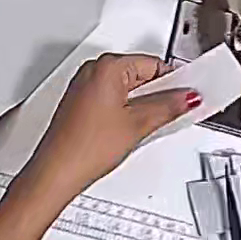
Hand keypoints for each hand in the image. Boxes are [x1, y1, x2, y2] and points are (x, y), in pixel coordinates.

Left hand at [20, 54, 197, 203]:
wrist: (53, 175)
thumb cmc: (83, 149)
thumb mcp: (138, 125)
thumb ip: (168, 106)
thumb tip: (187, 96)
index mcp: (107, 66)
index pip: (154, 64)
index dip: (173, 83)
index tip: (186, 94)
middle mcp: (92, 70)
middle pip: (140, 74)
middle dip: (156, 94)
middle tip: (167, 113)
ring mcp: (84, 86)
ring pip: (126, 87)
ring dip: (140, 103)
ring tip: (143, 126)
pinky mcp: (79, 102)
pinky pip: (112, 96)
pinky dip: (124, 109)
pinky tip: (128, 129)